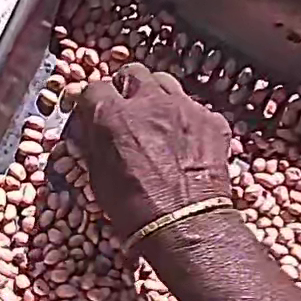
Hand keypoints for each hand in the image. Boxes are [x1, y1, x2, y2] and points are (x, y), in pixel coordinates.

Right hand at [66, 62, 234, 241]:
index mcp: (112, 116)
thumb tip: (90, 132)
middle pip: (132, 74)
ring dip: (156, 96)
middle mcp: (147, 102)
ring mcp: (184, 107)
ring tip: (155, 119)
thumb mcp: (98, 177)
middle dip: (125, 89)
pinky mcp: (211, 120)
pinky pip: (194, 108)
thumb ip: (93, 144)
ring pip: (165, 83)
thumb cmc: (134, 209)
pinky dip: (185, 119)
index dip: (92, 102)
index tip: (92, 112)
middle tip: (125, 110)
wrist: (184, 226)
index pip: (93, 88)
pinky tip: (184, 141)